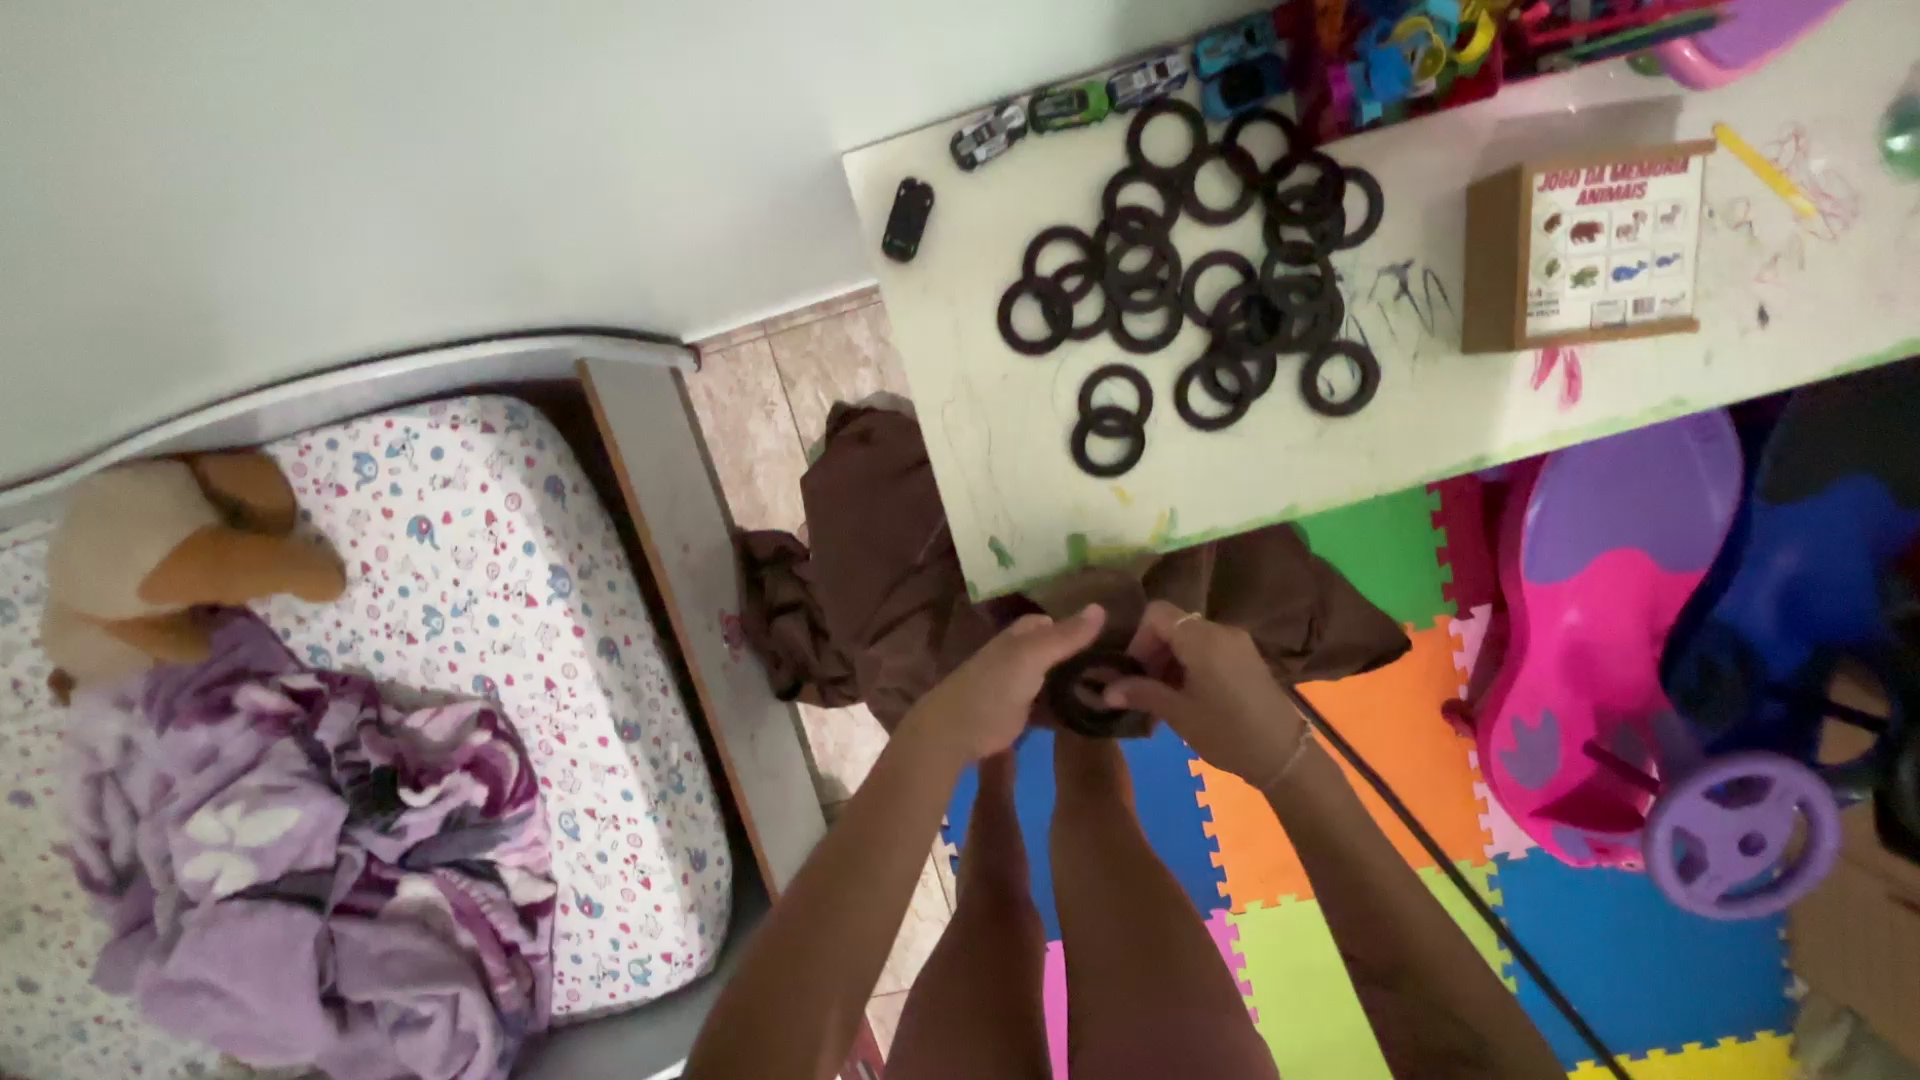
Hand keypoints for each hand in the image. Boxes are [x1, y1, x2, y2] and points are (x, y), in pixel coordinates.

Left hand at [902, 606, 1106, 766]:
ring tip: (1120, 688)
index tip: (1110, 630)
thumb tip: (1101, 607)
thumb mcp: (1032, 655)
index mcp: (1020, 637)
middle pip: (1056, 652)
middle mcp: (1021, 658)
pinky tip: (1097, 714)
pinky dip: (1071, 709)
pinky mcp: (1024, 715)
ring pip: (1056, 680)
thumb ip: (1065, 636)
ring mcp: (1022, 687)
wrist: (959, 730)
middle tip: (1124, 663)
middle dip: (1083, 655)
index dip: (1074, 623)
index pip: (1049, 623)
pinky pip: (1053, 708)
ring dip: (1080, 684)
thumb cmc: (993, 684)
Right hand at [1105, 601, 1308, 788]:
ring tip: (1163, 697)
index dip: (1138, 638)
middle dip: (1152, 652)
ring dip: (1170, 660)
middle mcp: (1220, 631)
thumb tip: (1105, 690)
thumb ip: (1141, 693)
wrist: (1286, 755)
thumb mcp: (1178, 714)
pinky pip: (1208, 648)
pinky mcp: (1247, 657)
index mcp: (1202, 639)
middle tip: (1144, 688)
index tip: (1134, 671)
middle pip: (1173, 624)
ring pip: (1189, 637)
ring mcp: (1237, 643)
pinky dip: (1190, 664)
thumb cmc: (1228, 733)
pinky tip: (1187, 696)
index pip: (1156, 614)